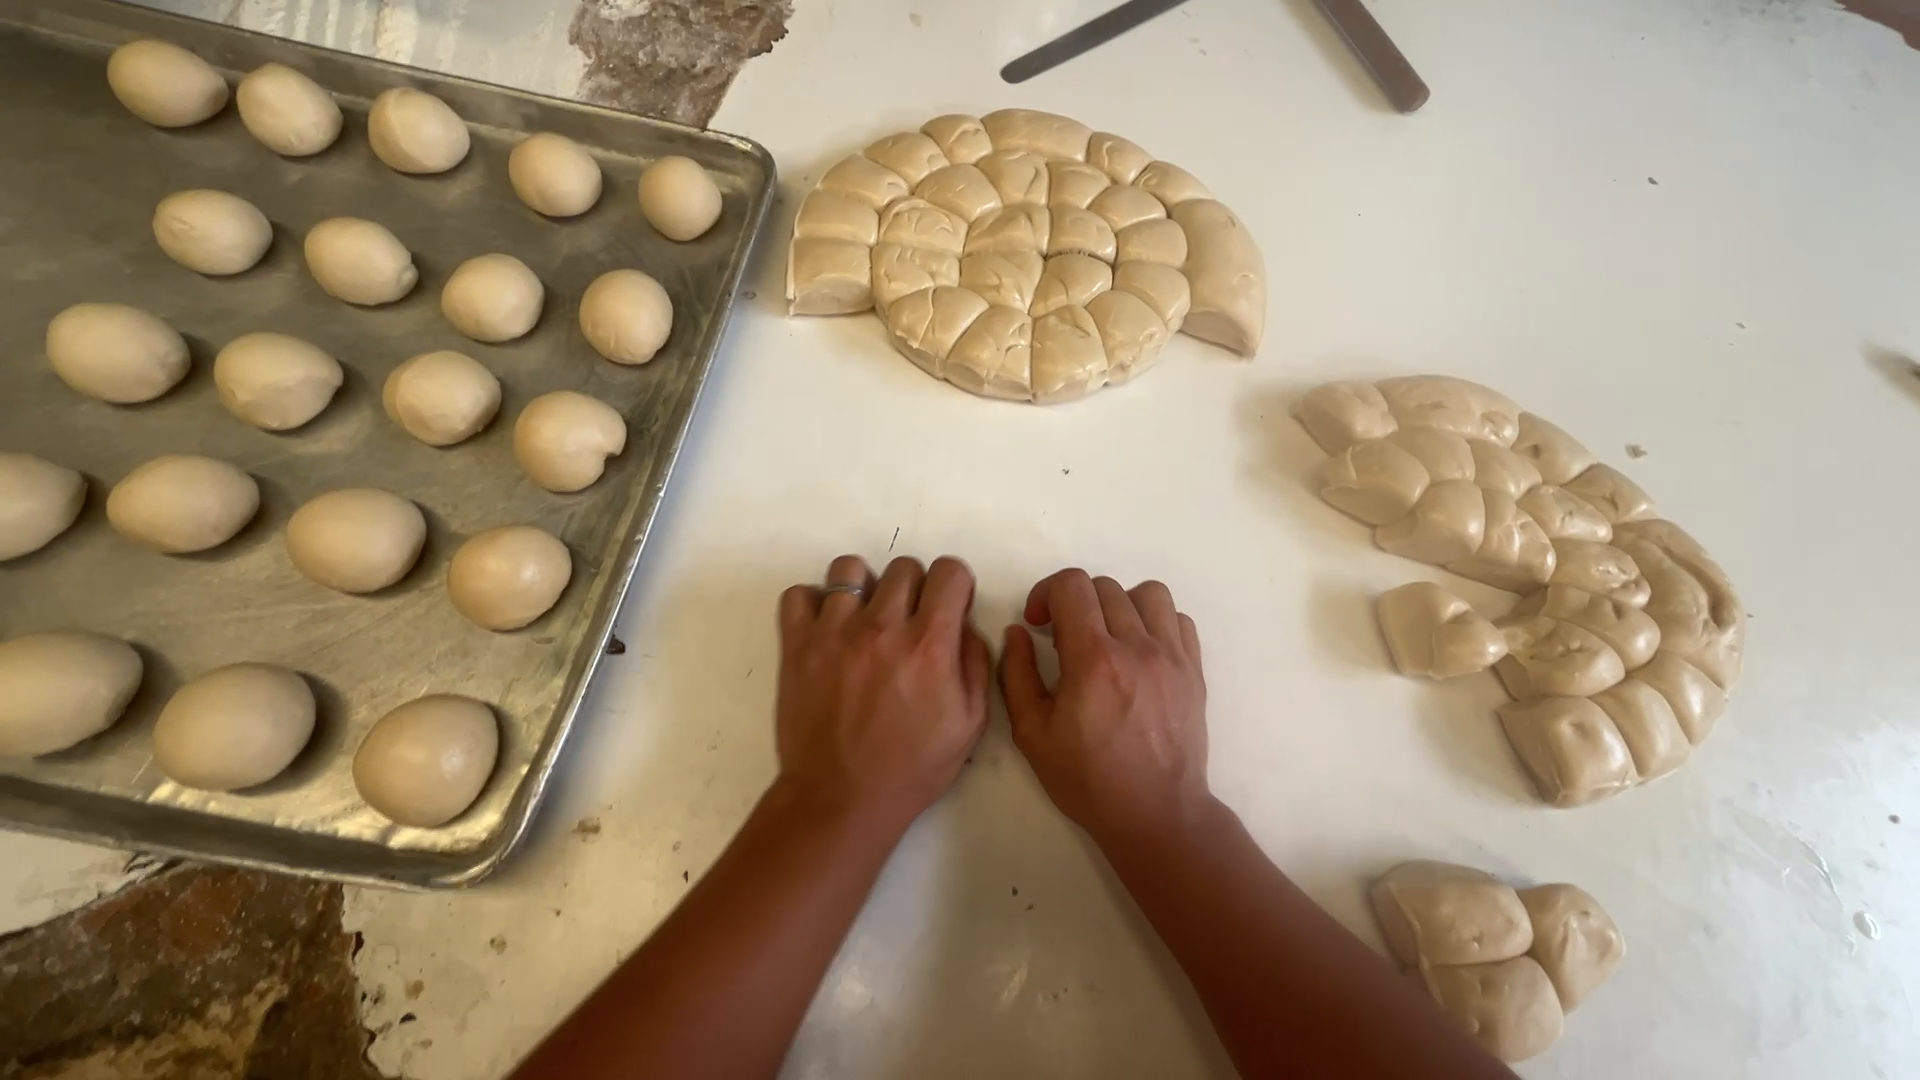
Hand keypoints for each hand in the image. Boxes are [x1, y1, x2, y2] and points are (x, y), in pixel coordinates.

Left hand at [775, 555, 991, 828]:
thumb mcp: (969, 724)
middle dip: (916, 588)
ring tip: (864, 620)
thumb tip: (964, 624)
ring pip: (850, 568)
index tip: (950, 609)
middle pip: (904, 566)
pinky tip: (827, 629)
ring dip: (865, 588)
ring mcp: (833, 632)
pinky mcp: (797, 644)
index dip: (956, 586)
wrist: (841, 798)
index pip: (949, 572)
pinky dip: (814, 603)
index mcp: (929, 644)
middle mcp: (881, 626)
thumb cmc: (911, 767)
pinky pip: (799, 594)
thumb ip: (975, 664)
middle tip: (909, 623)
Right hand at [1001, 569, 1211, 844]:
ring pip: (1147, 593)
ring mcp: (1172, 657)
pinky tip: (1139, 651)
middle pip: (1104, 586)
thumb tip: (1018, 632)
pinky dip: (1155, 623)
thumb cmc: (1087, 779)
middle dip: (1075, 602)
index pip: (1072, 585)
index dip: (1046, 593)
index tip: (1038, 623)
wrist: (1156, 814)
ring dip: (1119, 604)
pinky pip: (1178, 619)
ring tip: (1107, 636)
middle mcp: (1137, 647)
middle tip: (1064, 637)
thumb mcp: (1032, 734)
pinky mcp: (1194, 670)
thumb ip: (1017, 674)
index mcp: (1094, 660)